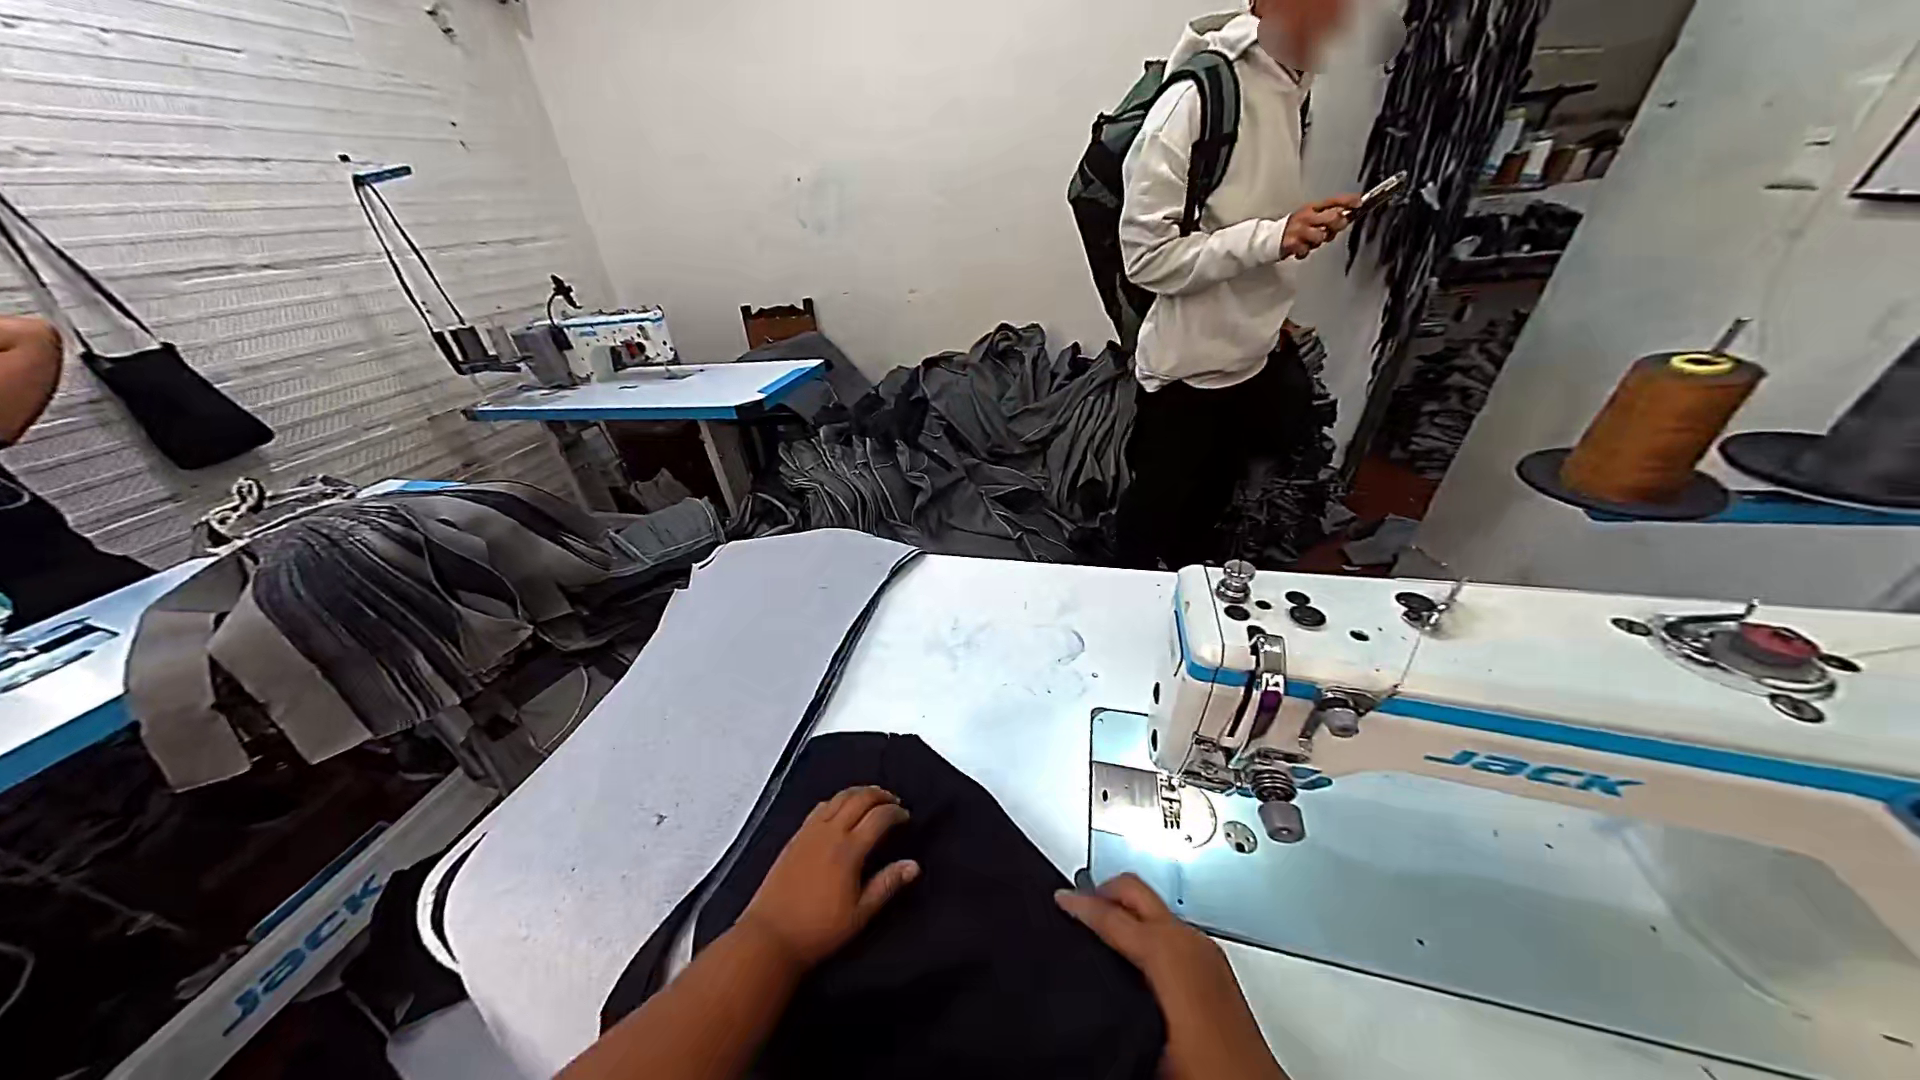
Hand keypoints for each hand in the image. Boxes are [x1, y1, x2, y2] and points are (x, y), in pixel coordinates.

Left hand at [734, 786, 919, 972]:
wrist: (771, 936)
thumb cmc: (818, 930)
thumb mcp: (860, 914)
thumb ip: (887, 884)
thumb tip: (913, 865)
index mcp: (848, 850)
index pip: (879, 817)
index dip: (896, 812)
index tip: (905, 816)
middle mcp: (830, 832)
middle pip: (860, 798)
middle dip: (880, 795)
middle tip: (893, 801)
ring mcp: (810, 831)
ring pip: (839, 797)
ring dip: (860, 792)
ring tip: (872, 798)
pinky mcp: (796, 836)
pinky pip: (821, 806)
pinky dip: (838, 799)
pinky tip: (842, 808)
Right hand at [1057, 874, 1285, 1079]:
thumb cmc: (1210, 1071)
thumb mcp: (1144, 1034)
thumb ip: (1116, 991)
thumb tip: (1092, 981)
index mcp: (1167, 951)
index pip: (1111, 914)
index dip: (1079, 904)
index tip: (1060, 899)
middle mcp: (1188, 940)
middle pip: (1135, 889)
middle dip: (1103, 889)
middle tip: (1079, 902)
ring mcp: (1205, 949)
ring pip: (1154, 906)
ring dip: (1125, 908)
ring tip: (1100, 928)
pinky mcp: (1214, 963)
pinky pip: (1171, 927)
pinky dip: (1145, 926)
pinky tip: (1134, 953)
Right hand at [1280, 194, 1364, 258]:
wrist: (1269, 238)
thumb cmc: (1294, 228)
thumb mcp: (1311, 217)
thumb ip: (1328, 216)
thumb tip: (1347, 214)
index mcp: (1312, 208)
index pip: (1334, 200)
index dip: (1348, 200)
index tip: (1359, 203)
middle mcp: (1306, 216)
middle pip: (1332, 218)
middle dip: (1337, 225)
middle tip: (1333, 229)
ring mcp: (1298, 230)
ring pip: (1321, 236)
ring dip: (1318, 242)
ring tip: (1311, 241)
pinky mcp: (1291, 243)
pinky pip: (1306, 249)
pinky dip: (1305, 251)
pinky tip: (1301, 248)